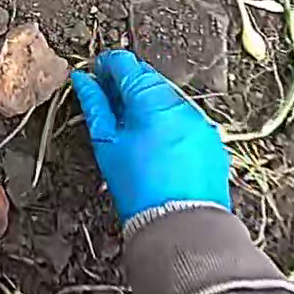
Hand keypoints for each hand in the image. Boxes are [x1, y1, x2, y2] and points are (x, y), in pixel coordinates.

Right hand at [71, 50, 230, 222]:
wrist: (182, 230)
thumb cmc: (139, 189)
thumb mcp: (107, 143)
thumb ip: (94, 104)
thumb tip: (83, 80)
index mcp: (152, 97)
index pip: (125, 63)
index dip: (106, 65)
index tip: (96, 75)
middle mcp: (180, 101)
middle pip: (147, 77)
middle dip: (126, 85)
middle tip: (108, 103)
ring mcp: (198, 119)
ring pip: (166, 97)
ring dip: (147, 104)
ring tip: (131, 129)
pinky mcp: (210, 138)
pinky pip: (184, 118)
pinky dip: (168, 122)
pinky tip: (155, 144)